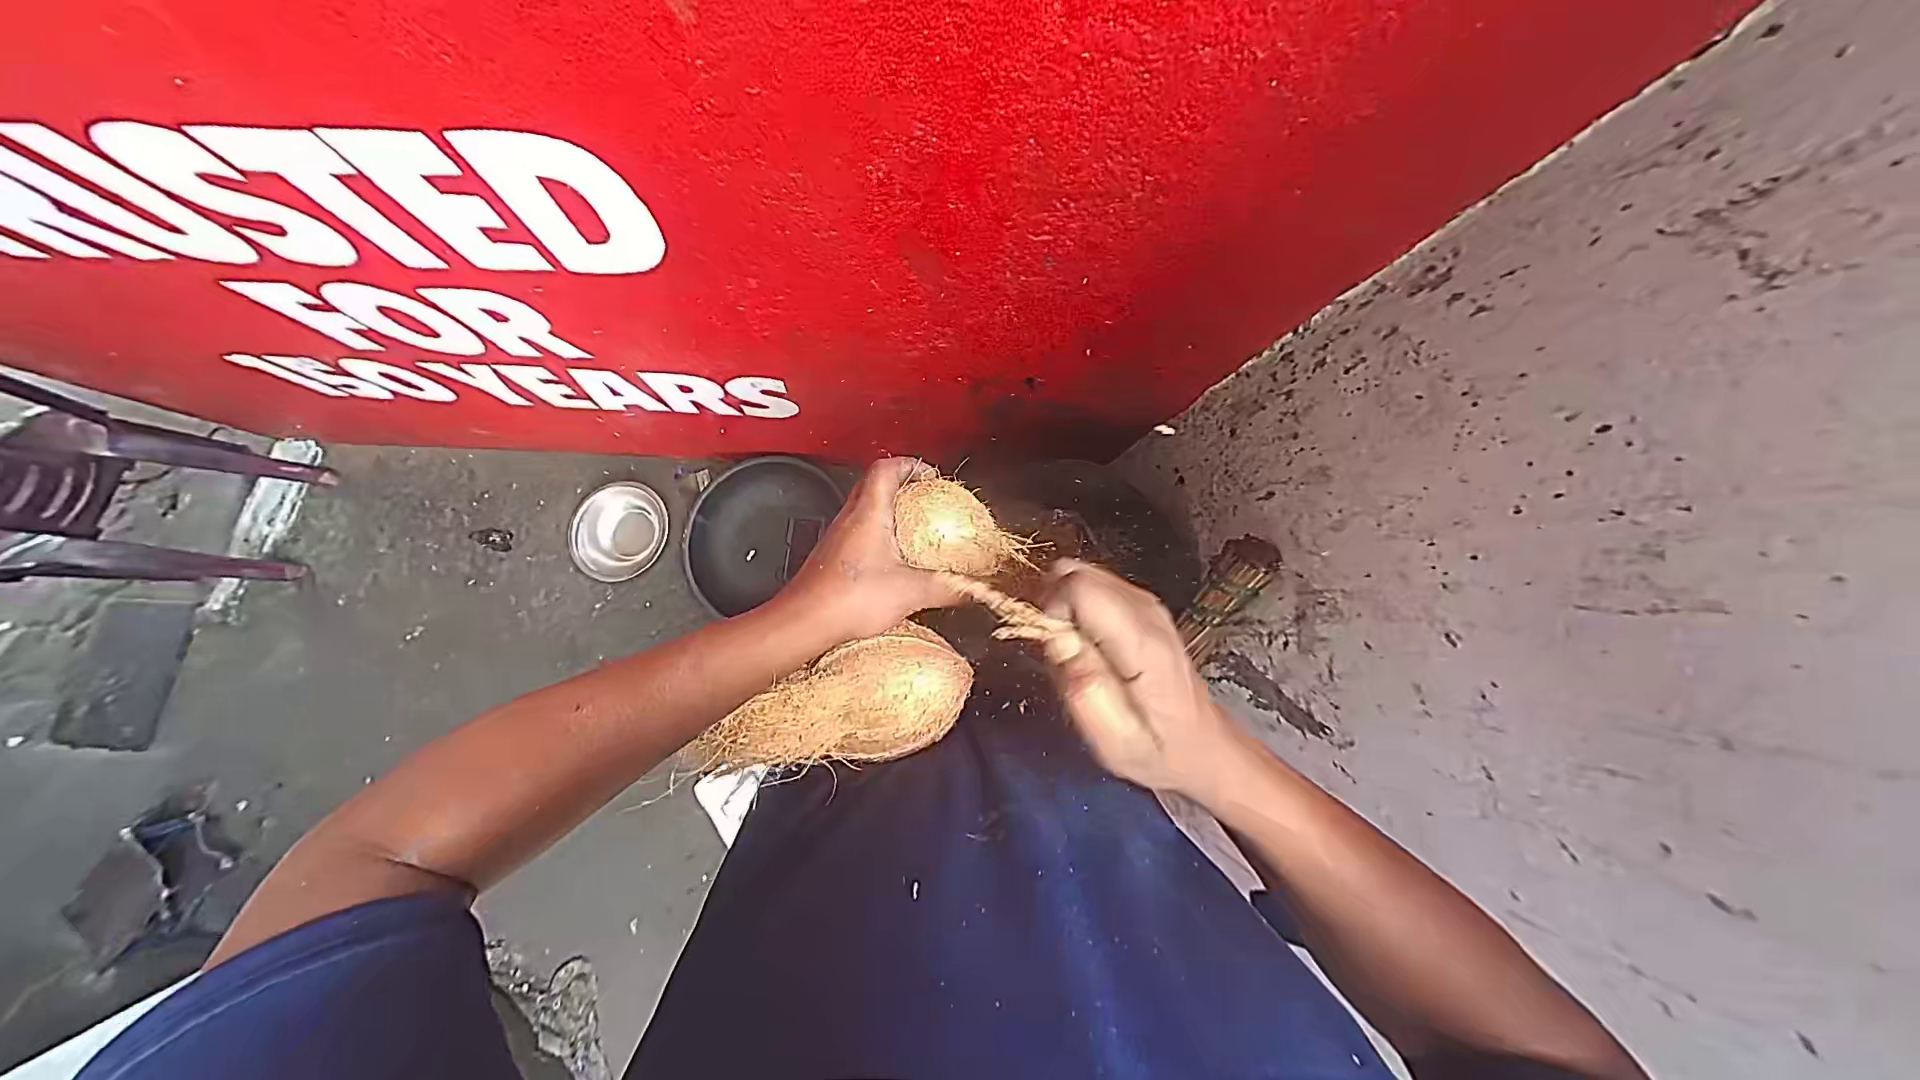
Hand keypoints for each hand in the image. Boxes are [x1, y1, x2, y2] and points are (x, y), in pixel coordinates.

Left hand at [777, 458, 965, 641]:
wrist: (804, 622)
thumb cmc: (846, 600)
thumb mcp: (911, 593)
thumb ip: (946, 589)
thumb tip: (970, 590)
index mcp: (870, 514)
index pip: (887, 468)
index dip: (911, 465)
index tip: (931, 476)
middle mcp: (850, 518)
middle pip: (875, 483)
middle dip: (903, 484)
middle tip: (925, 497)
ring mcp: (838, 536)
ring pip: (865, 507)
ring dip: (890, 509)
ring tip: (915, 526)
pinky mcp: (833, 556)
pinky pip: (858, 531)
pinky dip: (878, 534)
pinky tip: (893, 558)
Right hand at [1040, 559, 1246, 797]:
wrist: (1202, 745)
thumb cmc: (1156, 750)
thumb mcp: (1113, 740)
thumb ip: (1081, 688)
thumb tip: (1057, 639)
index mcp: (1142, 643)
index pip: (1080, 586)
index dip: (1052, 610)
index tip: (1053, 647)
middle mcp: (1148, 611)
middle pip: (1077, 573)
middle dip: (1053, 606)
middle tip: (1059, 652)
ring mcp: (1147, 603)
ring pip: (1082, 575)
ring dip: (1063, 608)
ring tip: (1073, 653)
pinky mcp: (1143, 604)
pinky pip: (1093, 585)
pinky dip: (1076, 608)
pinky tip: (1086, 644)